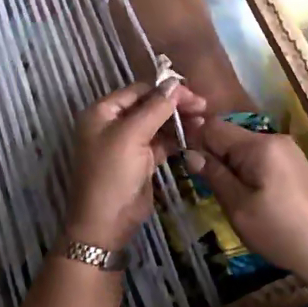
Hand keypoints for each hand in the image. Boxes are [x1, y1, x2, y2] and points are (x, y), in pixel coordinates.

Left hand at [63, 80, 207, 252]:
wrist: (106, 223)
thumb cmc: (112, 174)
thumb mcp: (132, 136)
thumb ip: (155, 108)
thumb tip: (175, 83)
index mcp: (103, 112)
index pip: (139, 90)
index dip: (166, 90)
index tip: (193, 95)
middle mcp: (114, 123)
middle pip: (150, 105)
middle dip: (176, 106)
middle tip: (204, 109)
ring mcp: (128, 143)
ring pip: (159, 124)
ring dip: (179, 122)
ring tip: (204, 123)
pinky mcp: (142, 160)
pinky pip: (162, 142)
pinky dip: (177, 139)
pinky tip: (196, 137)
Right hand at [182, 116, 307, 273]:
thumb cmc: (279, 230)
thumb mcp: (238, 207)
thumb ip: (214, 175)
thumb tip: (190, 153)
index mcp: (260, 145)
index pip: (214, 126)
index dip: (195, 141)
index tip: (187, 166)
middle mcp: (274, 138)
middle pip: (230, 136)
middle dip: (214, 156)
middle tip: (207, 187)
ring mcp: (287, 150)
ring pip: (244, 148)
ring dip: (231, 166)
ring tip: (229, 196)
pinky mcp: (293, 164)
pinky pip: (260, 158)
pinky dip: (247, 171)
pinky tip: (249, 197)